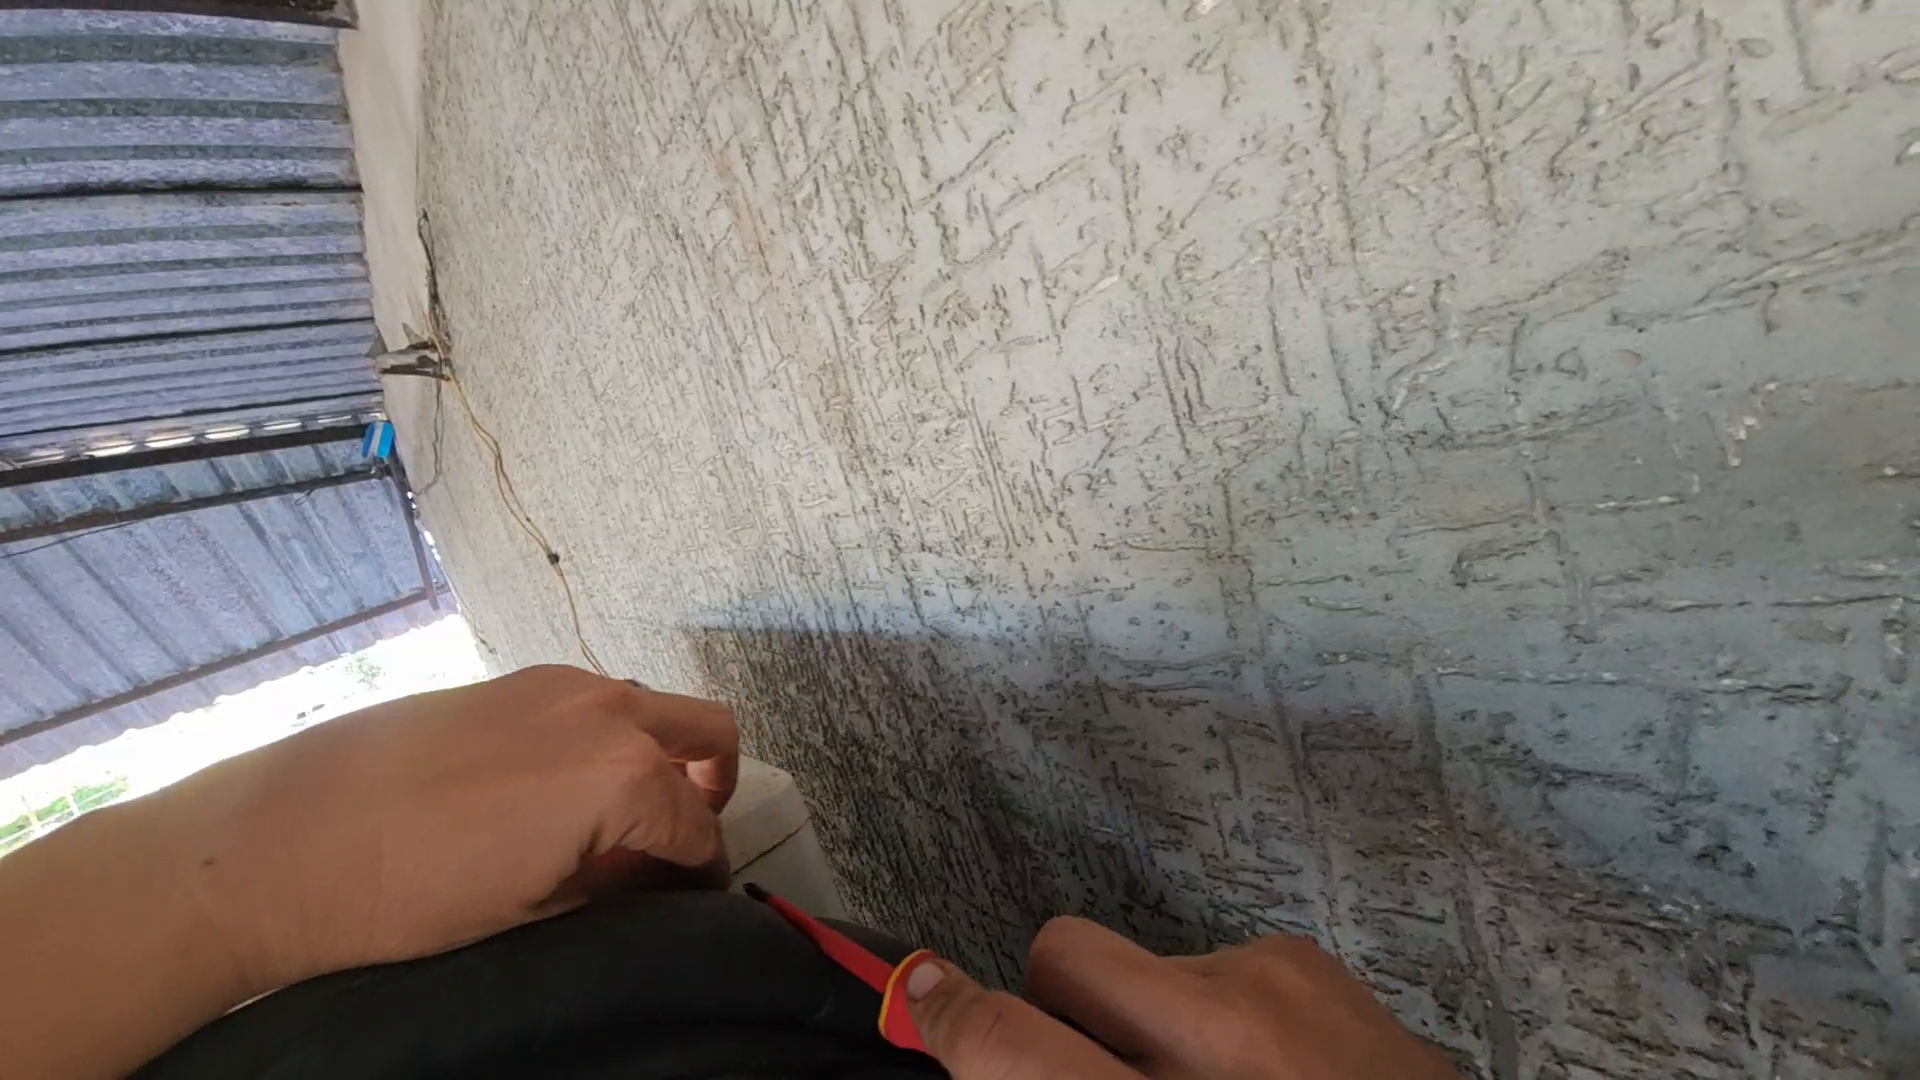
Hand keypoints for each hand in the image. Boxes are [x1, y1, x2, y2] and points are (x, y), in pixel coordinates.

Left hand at [159, 664, 738, 990]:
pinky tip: (561, 777)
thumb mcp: (538, 910)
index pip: (700, 825)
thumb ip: (621, 878)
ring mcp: (572, 686)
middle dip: (716, 783)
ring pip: (658, 709)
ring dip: (662, 753)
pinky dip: (611, 736)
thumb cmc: (416, 894)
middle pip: (712, 732)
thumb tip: (656, 869)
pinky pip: (603, 701)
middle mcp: (615, 714)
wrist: (286, 836)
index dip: (707, 866)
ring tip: (615, 807)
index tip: (698, 889)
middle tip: (683, 828)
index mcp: (627, 777)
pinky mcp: (530, 677)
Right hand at [905, 917, 1460, 1079]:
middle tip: (1102, 1062)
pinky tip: (1272, 1072)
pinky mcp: (1306, 956)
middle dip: (1058, 999)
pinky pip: (1204, 961)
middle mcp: (1220, 1041)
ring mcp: (1271, 984)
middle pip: (1063, 952)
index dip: (956, 1018)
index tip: (921, 991)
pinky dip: (1210, 1014)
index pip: (1022, 1049)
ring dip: (1147, 1019)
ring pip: (1136, 960)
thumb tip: (1012, 1053)